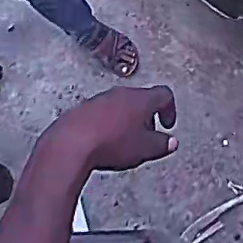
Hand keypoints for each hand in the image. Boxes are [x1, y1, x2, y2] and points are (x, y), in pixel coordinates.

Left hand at [46, 85, 177, 171]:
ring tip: (123, 142)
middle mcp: (122, 93)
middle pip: (141, 99)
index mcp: (141, 99)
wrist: (71, 143)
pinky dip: (107, 124)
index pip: (163, 95)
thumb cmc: (110, 143)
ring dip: (126, 120)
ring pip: (120, 105)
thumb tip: (170, 142)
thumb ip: (161, 144)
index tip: (167, 124)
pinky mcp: (83, 109)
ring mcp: (101, 99)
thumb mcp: (144, 149)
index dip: (169, 109)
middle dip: (146, 117)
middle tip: (147, 135)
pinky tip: (103, 142)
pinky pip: (101, 113)